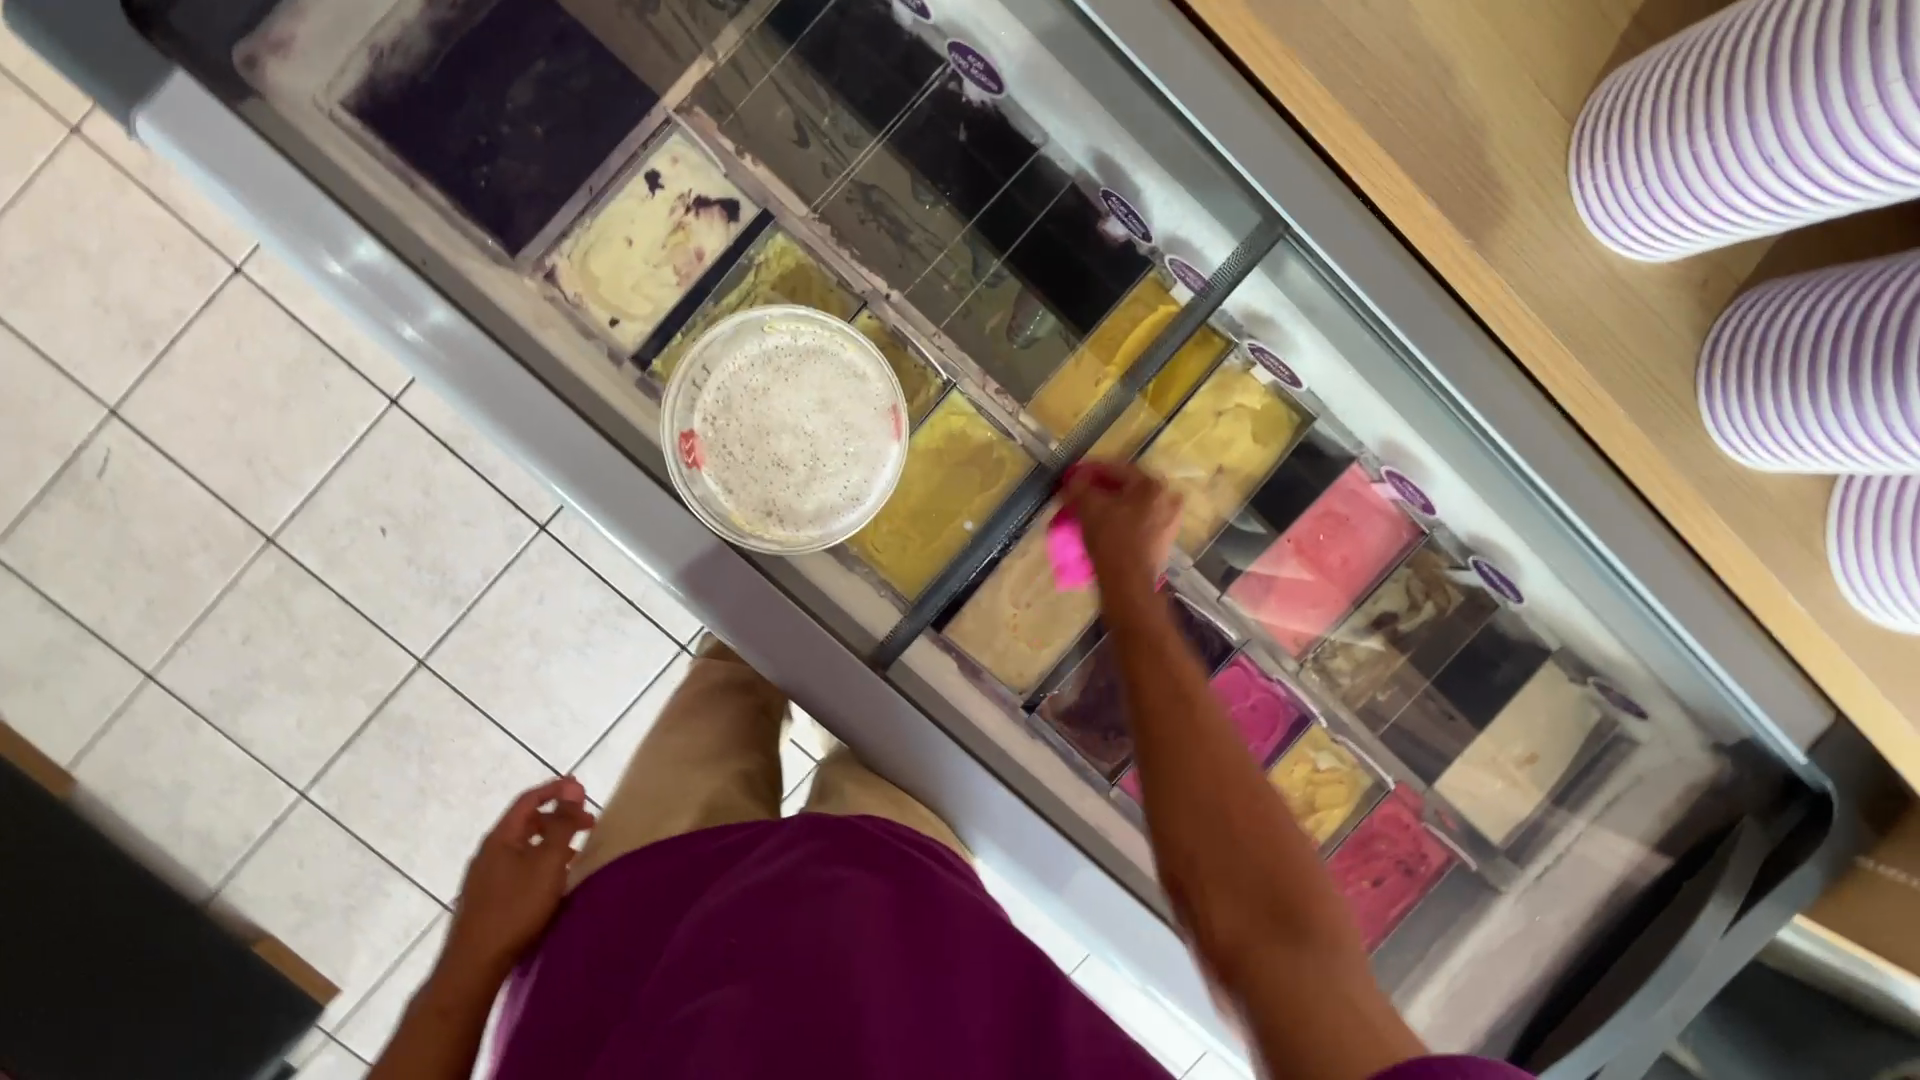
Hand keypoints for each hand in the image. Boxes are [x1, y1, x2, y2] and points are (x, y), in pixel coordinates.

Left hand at [442, 777, 595, 984]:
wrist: (475, 964)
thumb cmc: (516, 907)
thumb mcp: (548, 861)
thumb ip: (561, 823)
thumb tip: (572, 787)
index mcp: (501, 837)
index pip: (529, 800)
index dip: (555, 789)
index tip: (582, 788)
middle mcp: (489, 852)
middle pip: (526, 822)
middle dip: (558, 817)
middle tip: (587, 823)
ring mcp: (485, 877)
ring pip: (523, 846)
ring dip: (551, 841)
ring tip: (575, 850)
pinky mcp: (487, 898)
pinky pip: (519, 866)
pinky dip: (540, 861)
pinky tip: (552, 880)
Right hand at [1061, 463, 1181, 596]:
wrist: (1130, 584)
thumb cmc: (1111, 541)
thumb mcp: (1088, 508)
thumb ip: (1079, 486)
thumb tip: (1074, 478)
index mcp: (1152, 484)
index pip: (1117, 468)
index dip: (1091, 469)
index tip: (1074, 475)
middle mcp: (1168, 498)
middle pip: (1128, 486)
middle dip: (1102, 489)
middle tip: (1082, 493)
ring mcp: (1170, 520)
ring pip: (1134, 504)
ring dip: (1112, 504)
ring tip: (1091, 510)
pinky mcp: (1165, 539)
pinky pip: (1139, 520)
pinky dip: (1122, 519)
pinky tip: (1106, 526)